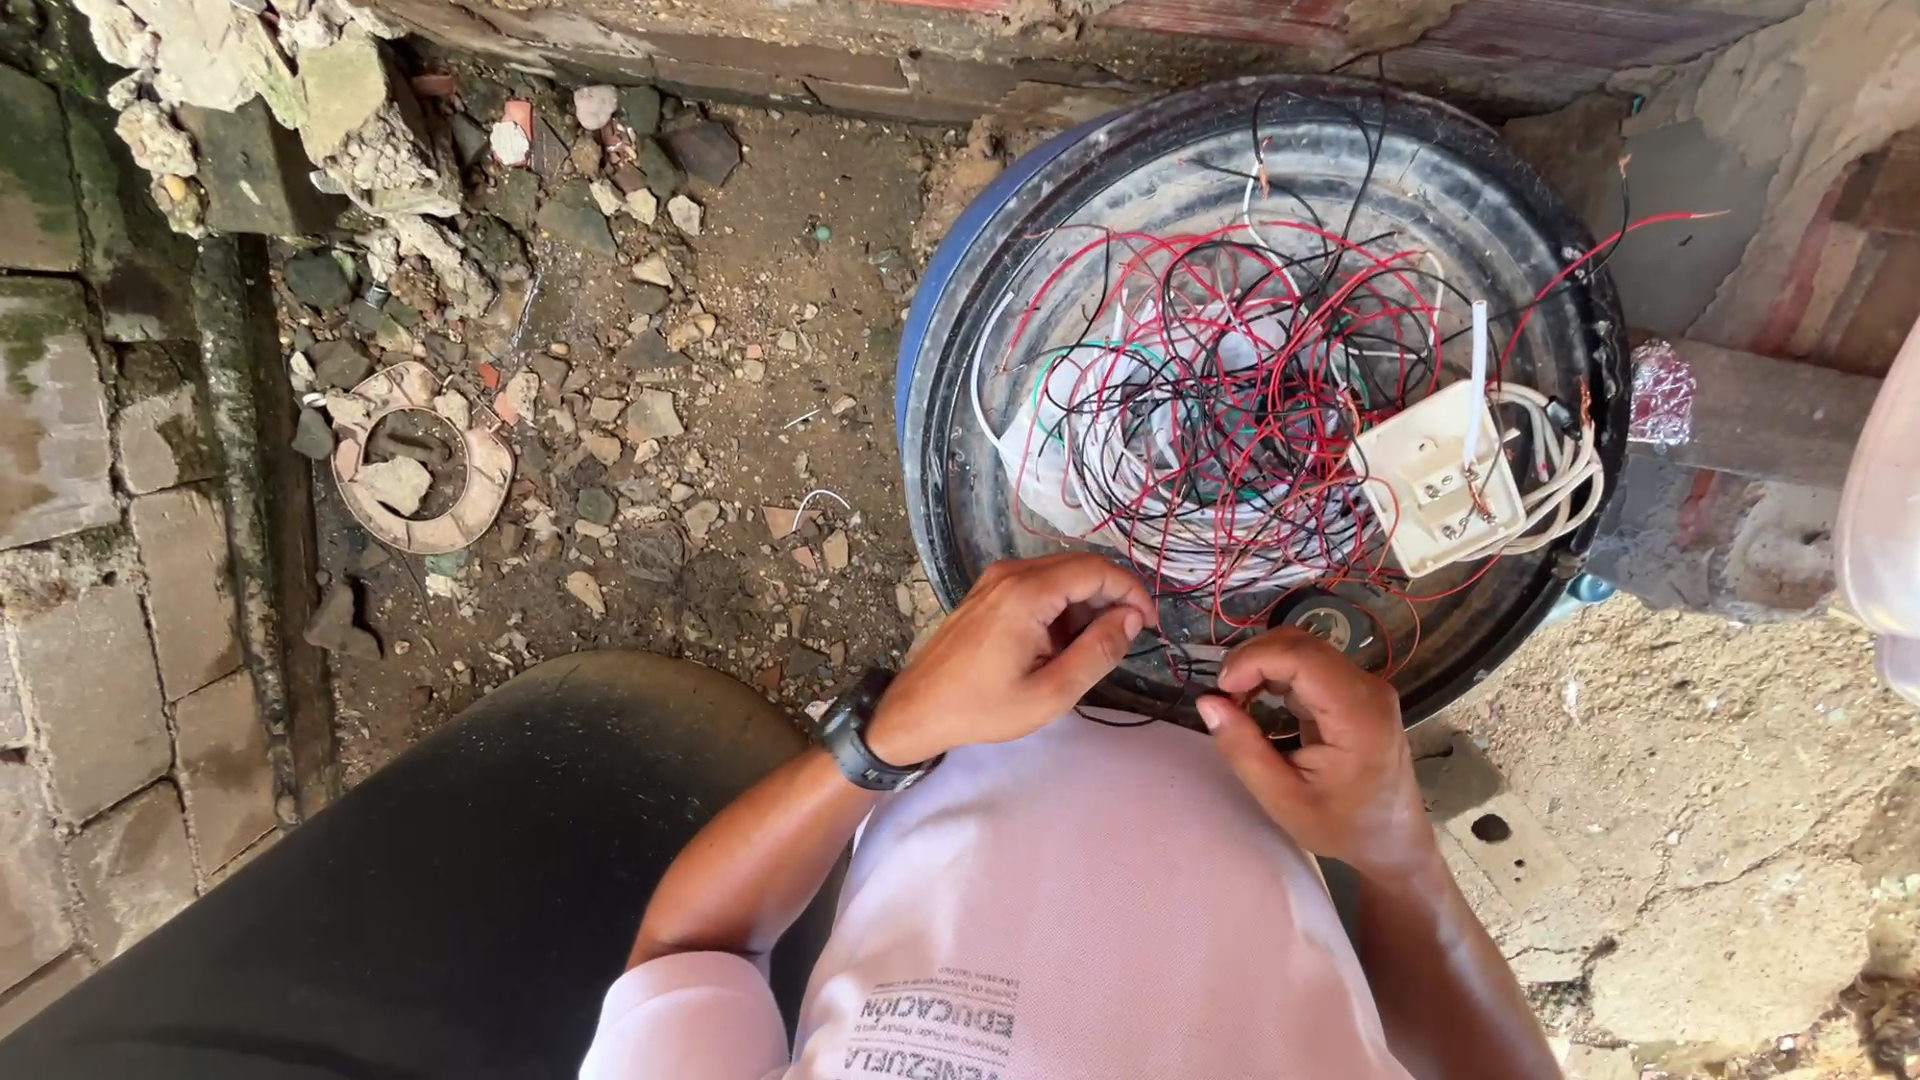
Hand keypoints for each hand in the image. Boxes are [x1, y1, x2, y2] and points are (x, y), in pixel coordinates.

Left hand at [865, 554, 1156, 765]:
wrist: (918, 709)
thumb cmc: (983, 707)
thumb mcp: (1051, 693)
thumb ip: (1098, 652)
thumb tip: (1131, 618)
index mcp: (1027, 592)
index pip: (1097, 569)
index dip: (1132, 592)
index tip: (1149, 625)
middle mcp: (1011, 572)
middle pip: (1080, 565)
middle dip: (1112, 597)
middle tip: (1124, 640)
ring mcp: (996, 579)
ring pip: (1060, 574)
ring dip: (1085, 603)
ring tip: (1087, 650)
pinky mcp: (988, 591)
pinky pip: (1038, 583)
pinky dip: (1061, 606)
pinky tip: (1059, 644)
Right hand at [1194, 628, 1433, 877]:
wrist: (1393, 841)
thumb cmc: (1342, 826)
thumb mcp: (1281, 798)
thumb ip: (1242, 748)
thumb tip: (1207, 701)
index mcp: (1358, 716)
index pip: (1301, 656)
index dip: (1254, 660)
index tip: (1223, 689)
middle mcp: (1367, 689)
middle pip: (1300, 643)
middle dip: (1251, 658)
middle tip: (1224, 694)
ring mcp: (1363, 687)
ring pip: (1300, 647)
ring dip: (1260, 663)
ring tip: (1237, 698)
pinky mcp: (1353, 690)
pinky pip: (1306, 663)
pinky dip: (1273, 672)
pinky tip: (1257, 698)